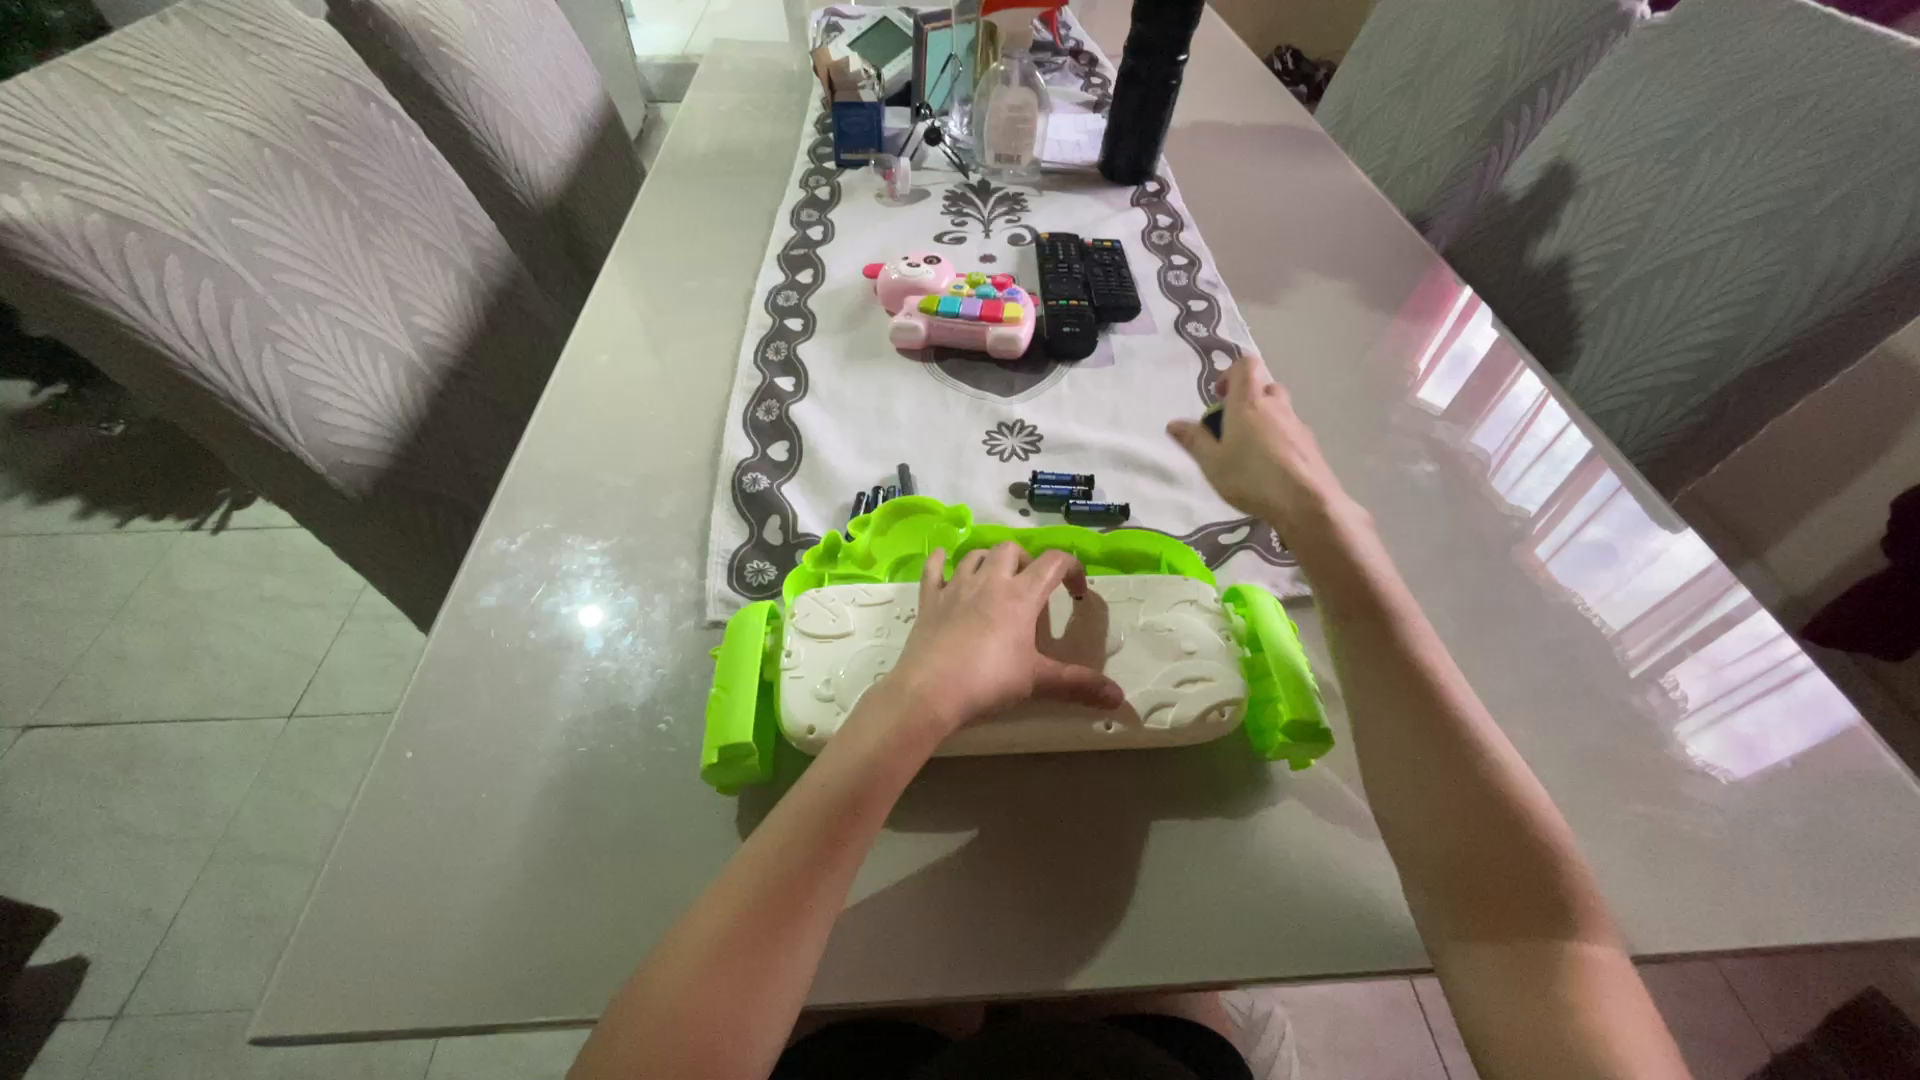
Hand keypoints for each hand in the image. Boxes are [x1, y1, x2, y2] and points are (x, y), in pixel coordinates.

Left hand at [882, 543, 1124, 736]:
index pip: (1054, 562)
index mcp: (1020, 596)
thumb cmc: (989, 682)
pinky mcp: (929, 600)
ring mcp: (955, 587)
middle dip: (1026, 561)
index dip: (1071, 568)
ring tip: (997, 580)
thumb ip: (1077, 684)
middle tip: (1032, 587)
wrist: (929, 692)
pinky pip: (933, 569)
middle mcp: (989, 581)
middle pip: (1011, 549)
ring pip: (975, 554)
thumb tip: (1119, 697)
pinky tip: (943, 563)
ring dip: (989, 560)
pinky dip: (940, 562)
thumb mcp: (1037, 682)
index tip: (1076, 591)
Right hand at [1166, 351, 1350, 534]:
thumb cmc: (1252, 478)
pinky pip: (1289, 431)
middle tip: (1231, 426)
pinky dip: (1277, 439)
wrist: (1306, 503)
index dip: (1230, 373)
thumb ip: (1194, 440)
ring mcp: (1297, 424)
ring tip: (1248, 452)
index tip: (1218, 397)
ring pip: (1278, 410)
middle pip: (1264, 386)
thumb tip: (1174, 423)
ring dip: (1262, 420)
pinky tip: (1269, 468)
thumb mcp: (1212, 463)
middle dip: (1246, 399)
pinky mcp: (1310, 444)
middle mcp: (1276, 406)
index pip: (1246, 365)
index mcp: (1248, 403)